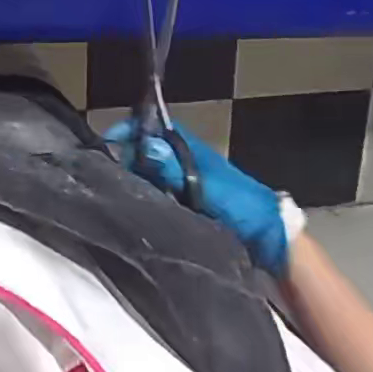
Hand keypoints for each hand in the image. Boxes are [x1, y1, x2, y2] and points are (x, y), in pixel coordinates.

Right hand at [102, 120, 293, 277]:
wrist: (269, 243)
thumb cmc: (245, 209)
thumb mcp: (212, 187)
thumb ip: (179, 168)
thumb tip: (147, 146)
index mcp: (192, 150)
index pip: (154, 128)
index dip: (131, 131)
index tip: (107, 143)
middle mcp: (184, 161)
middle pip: (145, 150)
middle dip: (124, 155)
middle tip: (103, 172)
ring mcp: (182, 182)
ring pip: (147, 171)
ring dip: (130, 177)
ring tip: (110, 190)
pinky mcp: (181, 203)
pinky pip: (153, 192)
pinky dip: (140, 195)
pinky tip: (128, 206)